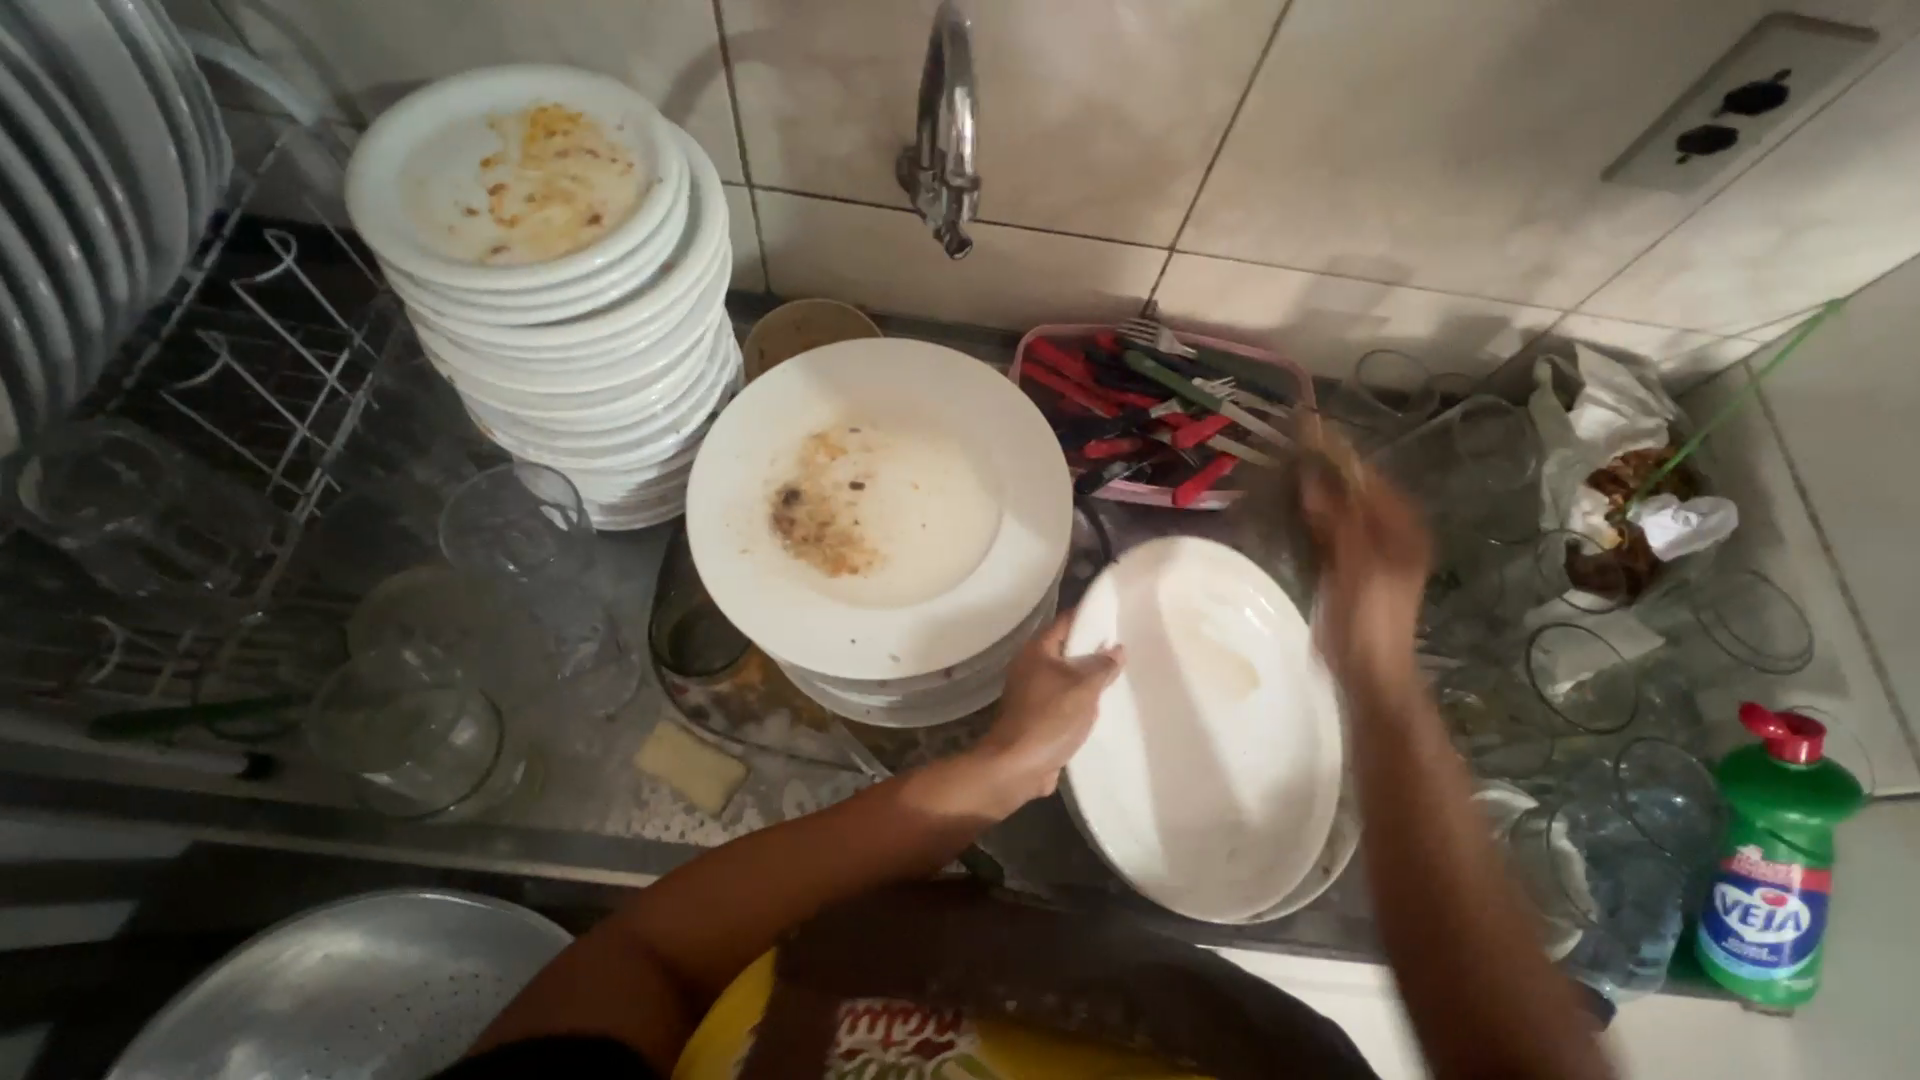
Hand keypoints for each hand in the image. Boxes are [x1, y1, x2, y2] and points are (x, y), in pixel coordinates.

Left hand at [969, 611, 1123, 805]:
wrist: (1017, 766)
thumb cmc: (1049, 718)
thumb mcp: (1083, 688)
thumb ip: (1102, 666)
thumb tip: (1116, 649)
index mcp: (1037, 651)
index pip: (1066, 622)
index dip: (1090, 617)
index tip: (1116, 616)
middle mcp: (1031, 666)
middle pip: (1067, 650)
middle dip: (1093, 651)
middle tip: (1125, 649)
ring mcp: (1032, 693)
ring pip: (1067, 678)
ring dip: (1088, 680)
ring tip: (1120, 677)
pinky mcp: (1037, 717)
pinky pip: (1064, 701)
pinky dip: (1081, 702)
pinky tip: (1103, 707)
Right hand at [1299, 461, 1430, 695]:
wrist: (1370, 675)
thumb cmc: (1368, 622)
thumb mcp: (1354, 566)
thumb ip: (1336, 519)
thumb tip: (1312, 475)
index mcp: (1403, 529)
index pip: (1367, 477)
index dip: (1336, 455)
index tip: (1302, 433)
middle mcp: (1391, 532)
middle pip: (1353, 490)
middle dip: (1321, 472)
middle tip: (1283, 453)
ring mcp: (1370, 550)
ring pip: (1339, 508)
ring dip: (1312, 493)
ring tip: (1279, 474)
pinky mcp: (1349, 567)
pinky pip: (1328, 529)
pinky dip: (1309, 517)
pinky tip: (1287, 510)